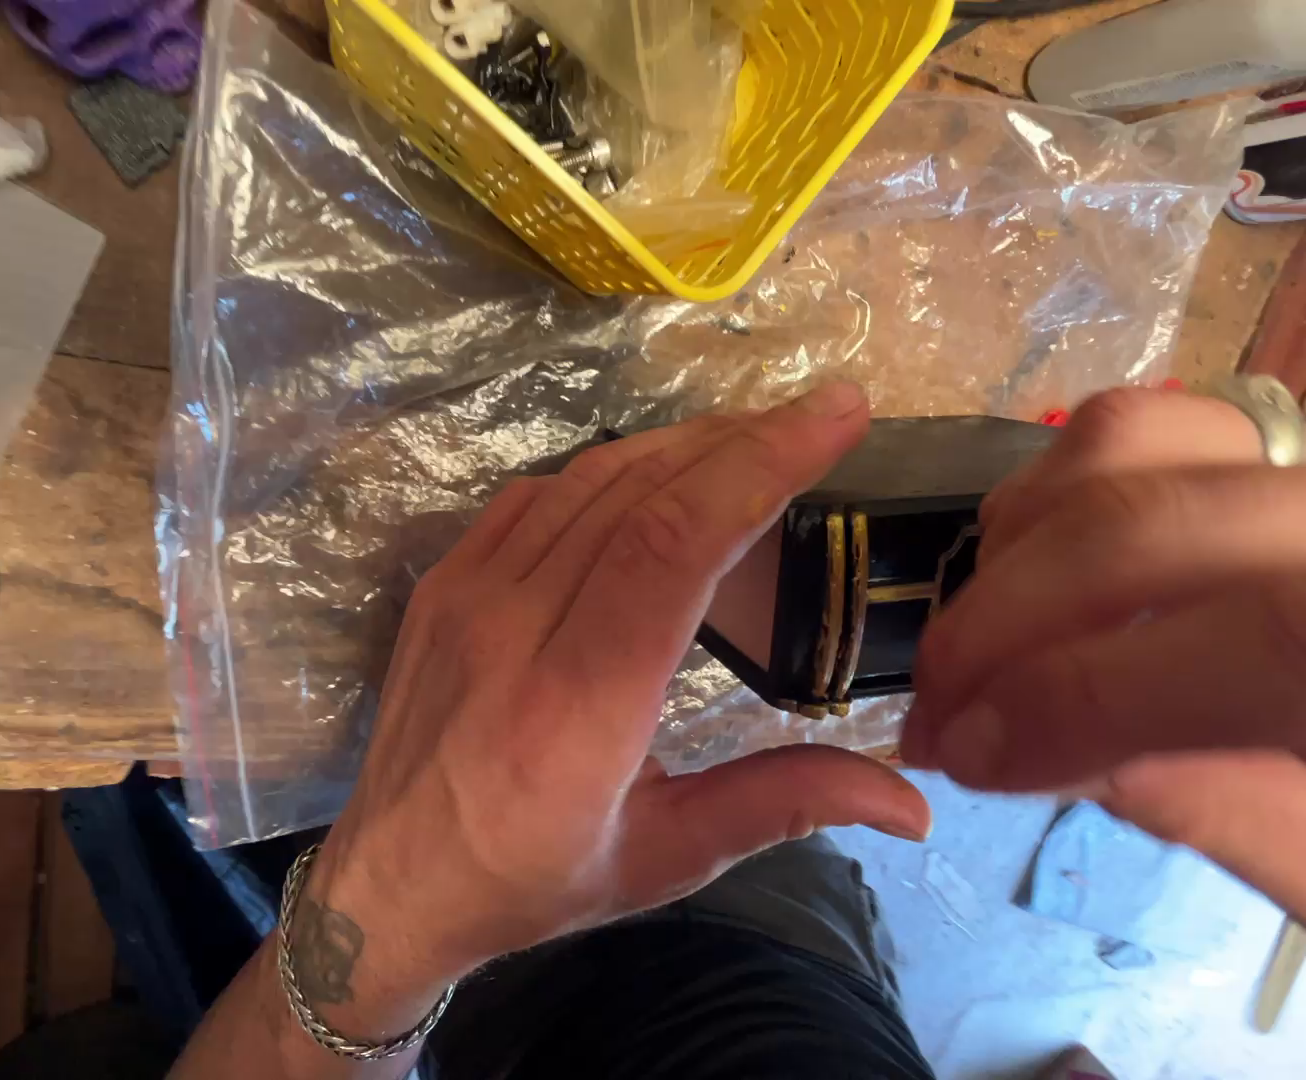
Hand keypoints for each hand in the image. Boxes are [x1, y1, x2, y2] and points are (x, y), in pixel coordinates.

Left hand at [304, 382, 931, 1021]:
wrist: (392, 879)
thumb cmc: (531, 879)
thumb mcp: (661, 857)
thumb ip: (780, 804)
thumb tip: (913, 802)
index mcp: (578, 705)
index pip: (674, 546)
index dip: (758, 467)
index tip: (833, 418)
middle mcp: (513, 628)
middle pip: (634, 495)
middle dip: (736, 440)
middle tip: (813, 413)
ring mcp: (465, 594)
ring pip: (583, 481)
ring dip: (674, 446)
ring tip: (747, 436)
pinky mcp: (441, 584)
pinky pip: (532, 498)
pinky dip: (604, 471)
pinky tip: (647, 476)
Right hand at [903, 387, 1305, 974]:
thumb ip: (1242, 823)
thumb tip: (1031, 749)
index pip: (1299, 645)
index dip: (1093, 697)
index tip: (969, 755)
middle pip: (1169, 523)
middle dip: (1004, 620)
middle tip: (935, 705)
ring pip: (1126, 443)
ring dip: (1008, 551)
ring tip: (981, 639)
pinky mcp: (1283, 432)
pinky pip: (1121, 426)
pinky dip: (1037, 503)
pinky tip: (1029, 577)